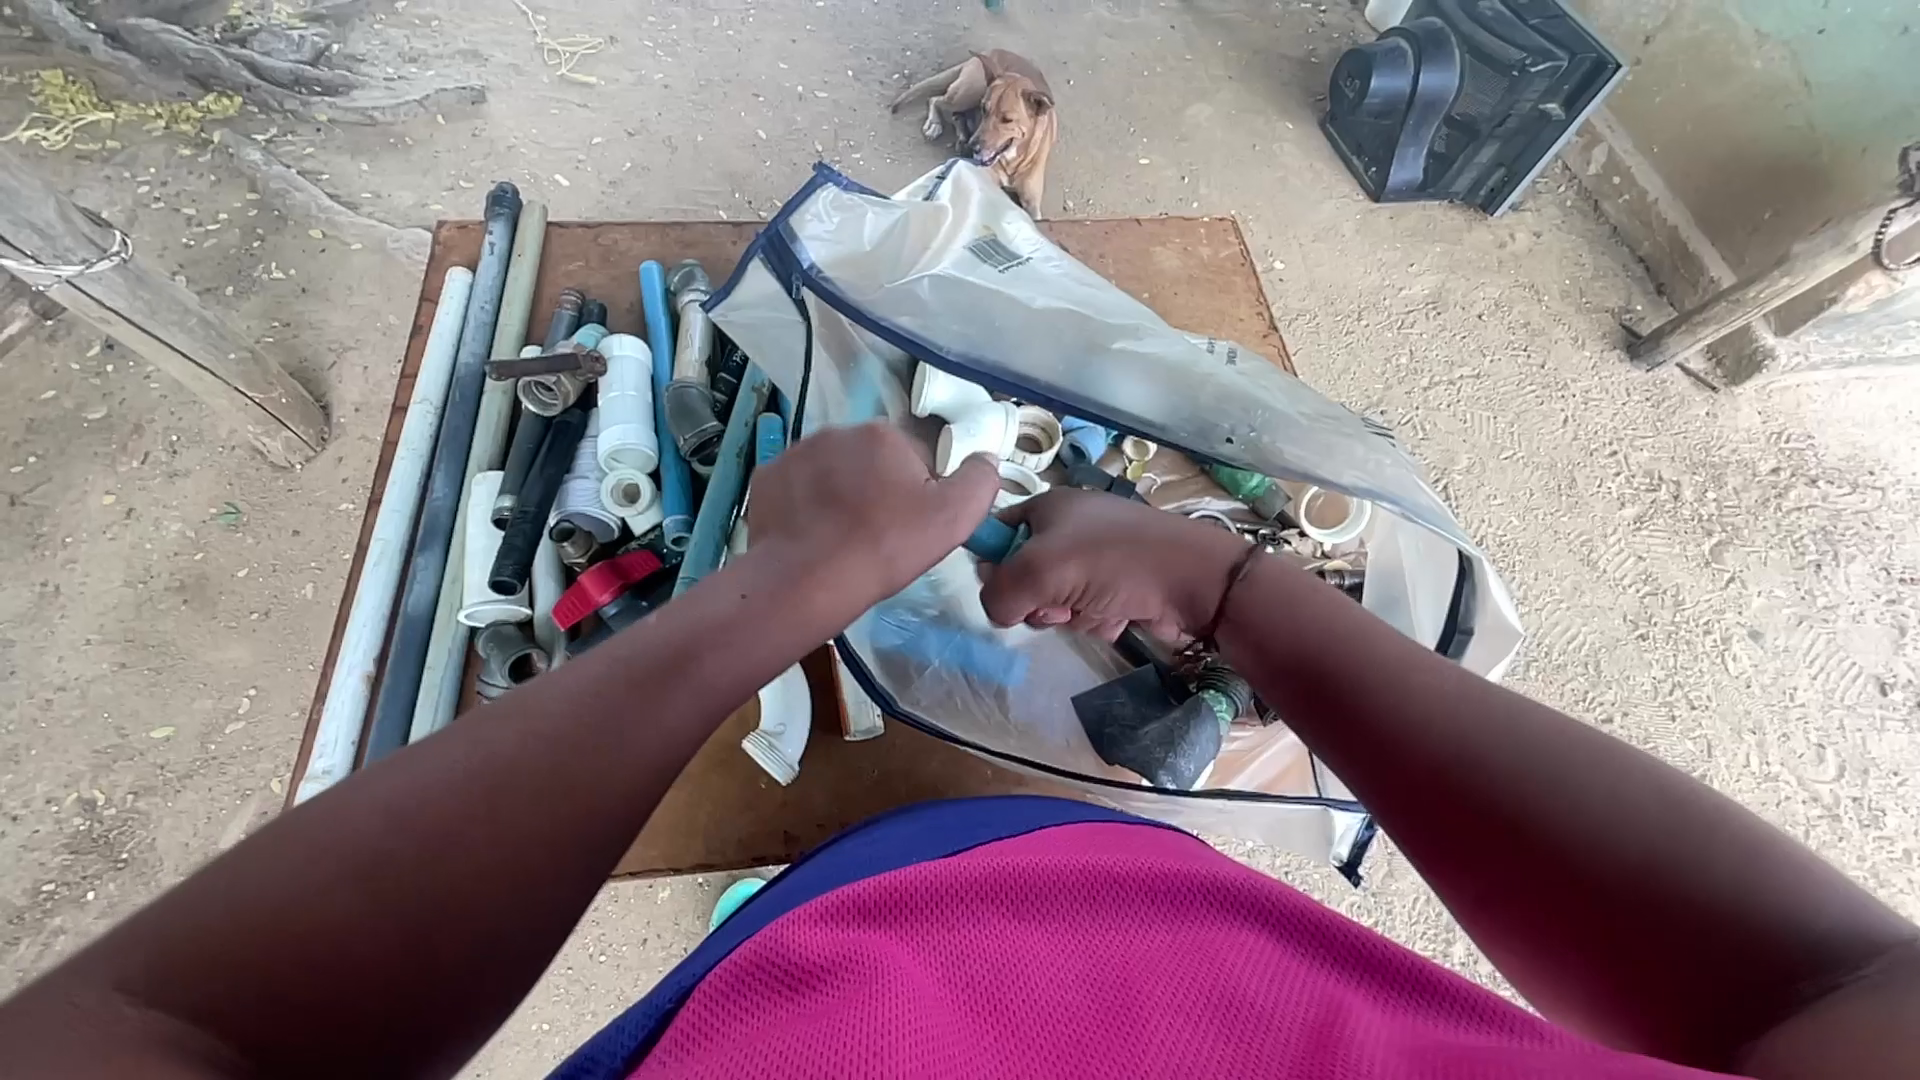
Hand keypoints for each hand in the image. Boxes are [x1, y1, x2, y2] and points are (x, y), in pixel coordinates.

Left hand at [748, 422, 998, 603]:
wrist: (807, 580)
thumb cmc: (886, 547)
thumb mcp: (954, 517)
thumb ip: (980, 480)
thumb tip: (986, 459)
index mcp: (884, 434)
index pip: (915, 458)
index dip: (919, 494)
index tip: (910, 528)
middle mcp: (838, 431)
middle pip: (871, 462)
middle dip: (877, 491)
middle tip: (878, 537)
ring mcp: (796, 453)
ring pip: (833, 473)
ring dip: (841, 497)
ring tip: (842, 540)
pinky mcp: (767, 478)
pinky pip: (797, 488)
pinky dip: (806, 507)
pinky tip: (812, 537)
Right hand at [978, 489, 1248, 641]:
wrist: (1194, 580)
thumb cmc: (1113, 562)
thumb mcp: (1040, 570)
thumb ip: (998, 592)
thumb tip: (997, 609)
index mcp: (1050, 507)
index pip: (999, 532)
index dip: (995, 563)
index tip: (1006, 586)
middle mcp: (1072, 528)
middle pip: (1027, 575)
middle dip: (1040, 599)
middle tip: (1058, 604)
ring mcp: (1099, 559)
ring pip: (1058, 601)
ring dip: (1071, 615)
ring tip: (1095, 608)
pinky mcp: (1122, 587)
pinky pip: (1088, 612)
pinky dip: (1098, 620)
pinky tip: (1119, 615)